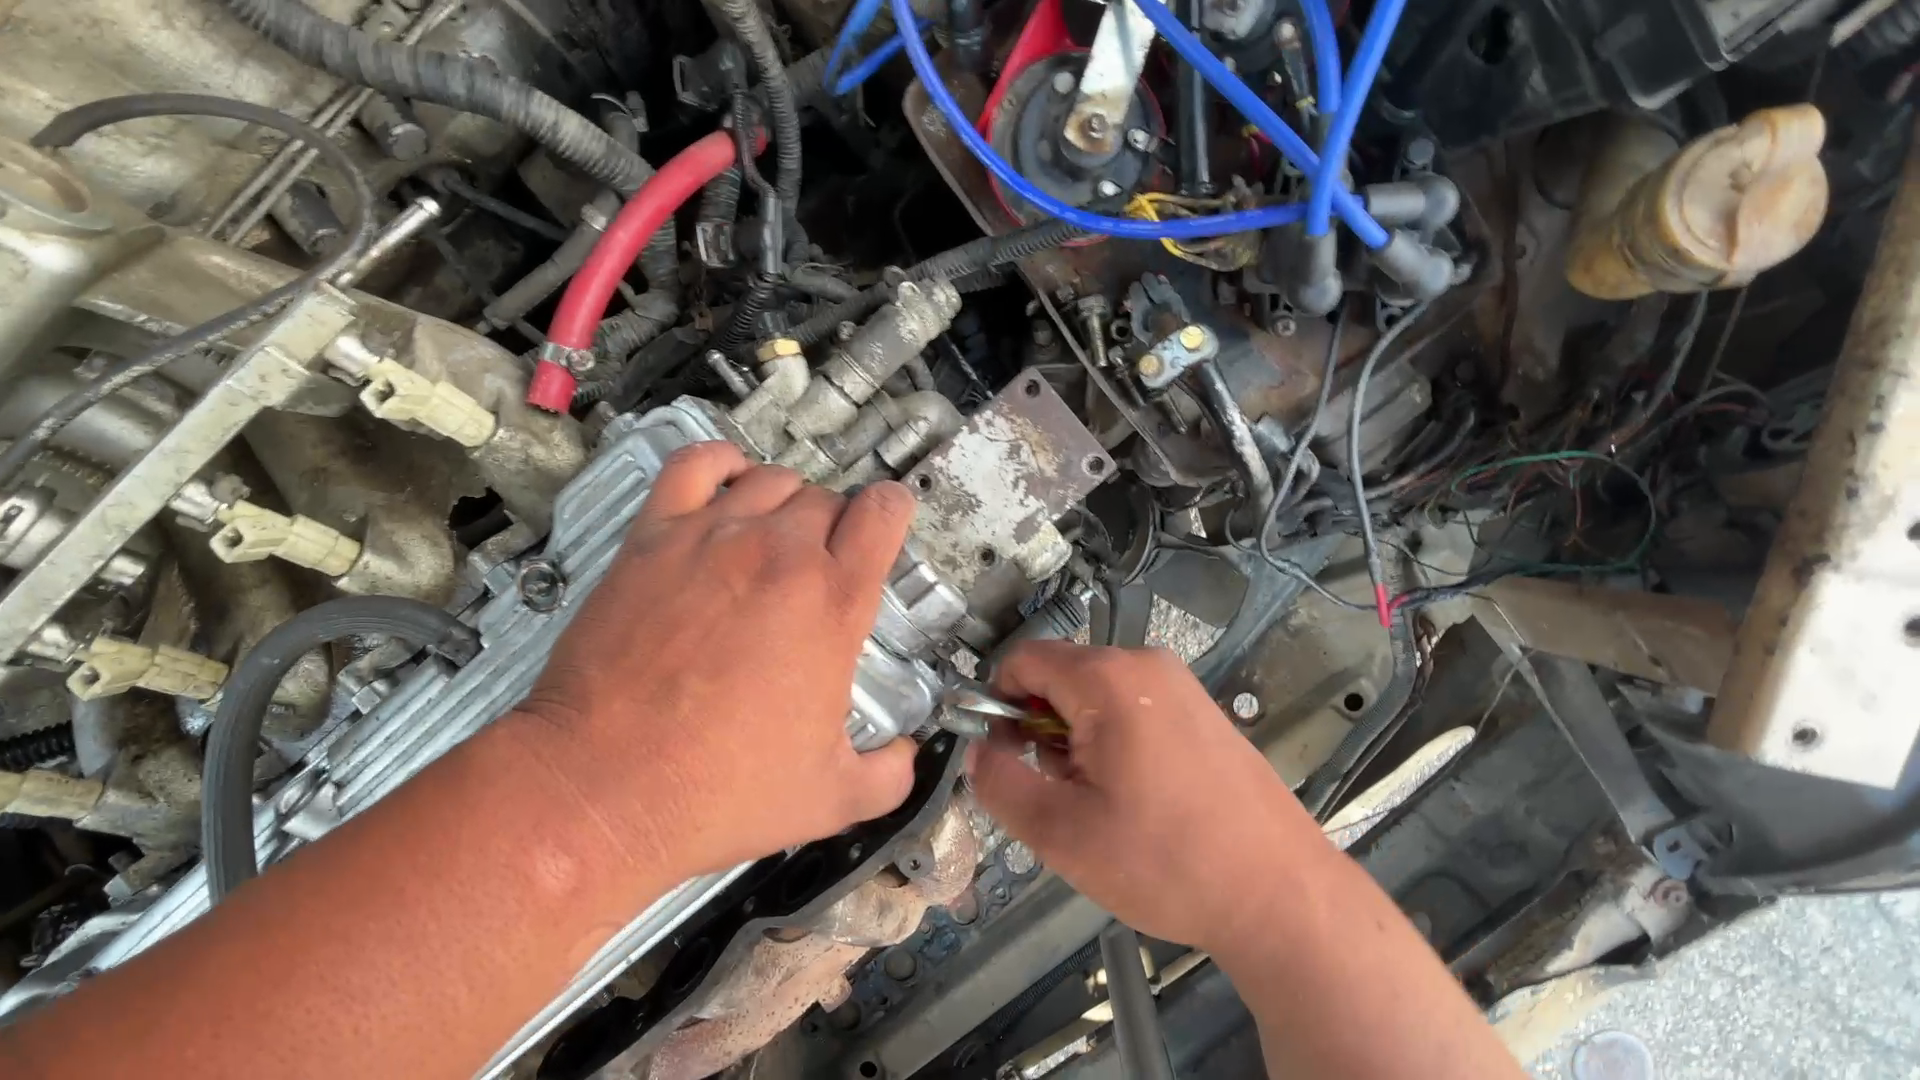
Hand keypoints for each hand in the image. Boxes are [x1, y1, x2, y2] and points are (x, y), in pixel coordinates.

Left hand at [514, 441, 920, 877]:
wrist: (602, 787)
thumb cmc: (716, 790)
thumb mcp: (833, 798)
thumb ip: (890, 774)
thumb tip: (906, 757)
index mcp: (833, 603)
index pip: (882, 514)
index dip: (892, 513)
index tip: (886, 527)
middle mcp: (778, 555)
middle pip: (826, 499)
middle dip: (836, 524)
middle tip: (822, 564)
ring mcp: (711, 537)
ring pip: (770, 479)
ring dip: (785, 500)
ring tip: (776, 534)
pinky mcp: (652, 539)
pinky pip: (693, 466)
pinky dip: (720, 462)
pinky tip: (727, 480)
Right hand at [968, 642, 1334, 951]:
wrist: (1280, 894)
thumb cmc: (1165, 862)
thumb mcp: (1060, 832)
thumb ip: (1000, 782)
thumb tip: (978, 750)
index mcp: (1108, 679)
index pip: (1021, 660)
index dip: (999, 706)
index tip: (1009, 760)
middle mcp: (1146, 664)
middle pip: (1060, 676)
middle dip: (1042, 728)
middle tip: (1063, 794)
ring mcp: (1182, 685)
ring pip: (1096, 696)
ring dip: (1079, 740)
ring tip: (1104, 803)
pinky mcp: (1203, 711)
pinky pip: (1134, 708)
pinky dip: (1117, 743)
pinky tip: (1140, 798)